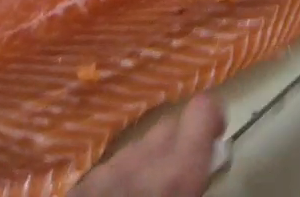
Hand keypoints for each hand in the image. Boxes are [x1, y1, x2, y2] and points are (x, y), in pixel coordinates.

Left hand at [71, 95, 225, 196]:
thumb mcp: (184, 196)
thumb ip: (194, 189)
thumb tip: (200, 179)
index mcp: (178, 174)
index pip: (202, 111)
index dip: (212, 119)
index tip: (216, 139)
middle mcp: (144, 159)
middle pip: (169, 126)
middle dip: (180, 144)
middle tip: (183, 178)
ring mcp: (109, 168)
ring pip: (138, 148)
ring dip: (149, 163)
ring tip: (149, 196)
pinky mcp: (82, 183)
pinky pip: (112, 168)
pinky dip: (122, 180)